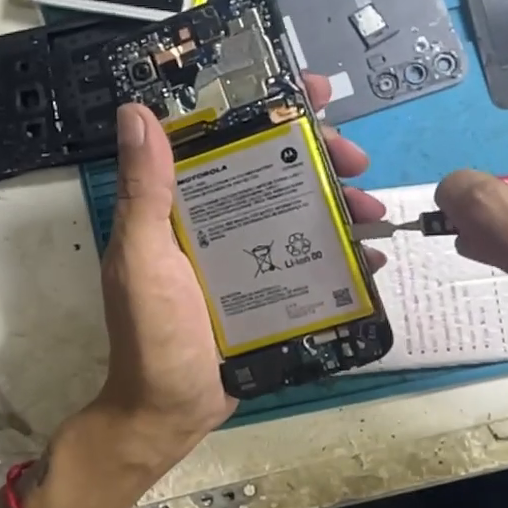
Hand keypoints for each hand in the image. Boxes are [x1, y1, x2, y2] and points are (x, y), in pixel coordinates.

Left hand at [91, 75, 383, 473]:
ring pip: (297, 211)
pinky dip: (341, 252)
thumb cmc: (153, 336)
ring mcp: (242, 257)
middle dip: (317, 155)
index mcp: (179, 206)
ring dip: (339, 202)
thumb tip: (136, 112)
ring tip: (371, 209)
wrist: (170, 413)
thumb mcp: (144, 258)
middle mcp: (212, 222)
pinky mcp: (267, 290)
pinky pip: (308, 259)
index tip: (311, 93)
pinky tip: (371, 256)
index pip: (222, 140)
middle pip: (271, 170)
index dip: (264, 109)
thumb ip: (143, 192)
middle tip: (355, 160)